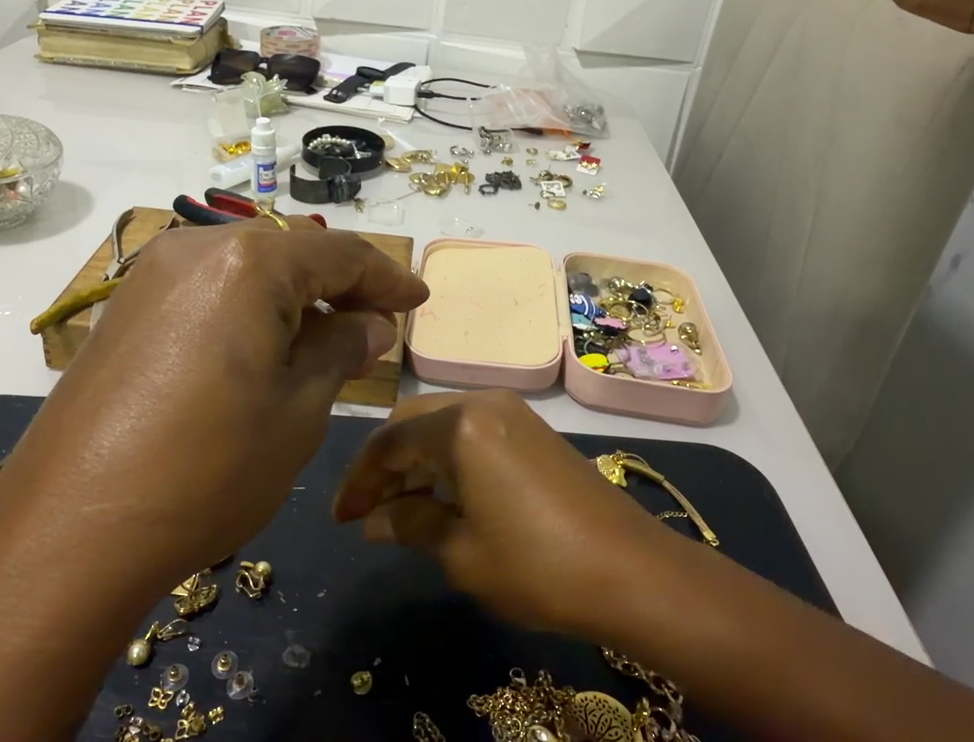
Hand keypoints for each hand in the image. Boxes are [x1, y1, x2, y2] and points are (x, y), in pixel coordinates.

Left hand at [0, 220, 428, 590]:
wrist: (71, 530)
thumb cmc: (209, 468)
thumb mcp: (299, 411)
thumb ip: (340, 350)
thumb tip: (370, 324)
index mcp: (249, 262)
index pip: (339, 255)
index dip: (386, 277)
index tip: (419, 300)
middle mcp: (195, 250)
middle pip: (288, 256)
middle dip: (338, 288)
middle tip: (376, 326)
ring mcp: (150, 278)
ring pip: (245, 274)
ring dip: (291, 301)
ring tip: (323, 342)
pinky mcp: (123, 312)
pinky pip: (206, 294)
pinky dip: (246, 313)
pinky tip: (261, 350)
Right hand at [331, 389, 673, 635]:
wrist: (632, 571)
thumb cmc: (536, 565)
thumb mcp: (460, 552)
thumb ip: (410, 525)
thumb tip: (374, 520)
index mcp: (460, 425)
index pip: (388, 442)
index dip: (359, 481)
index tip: (341, 519)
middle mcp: (484, 402)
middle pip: (414, 422)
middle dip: (385, 464)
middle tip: (367, 511)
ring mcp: (514, 412)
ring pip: (444, 425)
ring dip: (416, 461)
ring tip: (400, 510)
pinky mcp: (535, 430)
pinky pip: (474, 432)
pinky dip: (448, 458)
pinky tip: (443, 496)